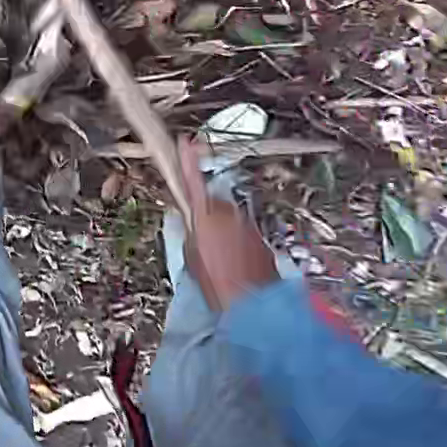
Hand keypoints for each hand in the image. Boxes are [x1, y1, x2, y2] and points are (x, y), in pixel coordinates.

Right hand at [179, 135, 279, 311]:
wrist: (256, 306)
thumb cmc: (216, 281)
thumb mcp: (191, 256)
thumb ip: (190, 231)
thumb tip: (190, 221)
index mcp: (206, 213)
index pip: (193, 179)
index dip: (187, 160)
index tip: (185, 140)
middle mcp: (228, 211)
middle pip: (212, 202)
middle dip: (206, 213)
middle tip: (201, 238)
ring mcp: (247, 222)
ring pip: (228, 217)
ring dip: (223, 228)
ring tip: (220, 257)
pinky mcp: (261, 236)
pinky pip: (242, 231)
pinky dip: (237, 239)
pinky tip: (235, 262)